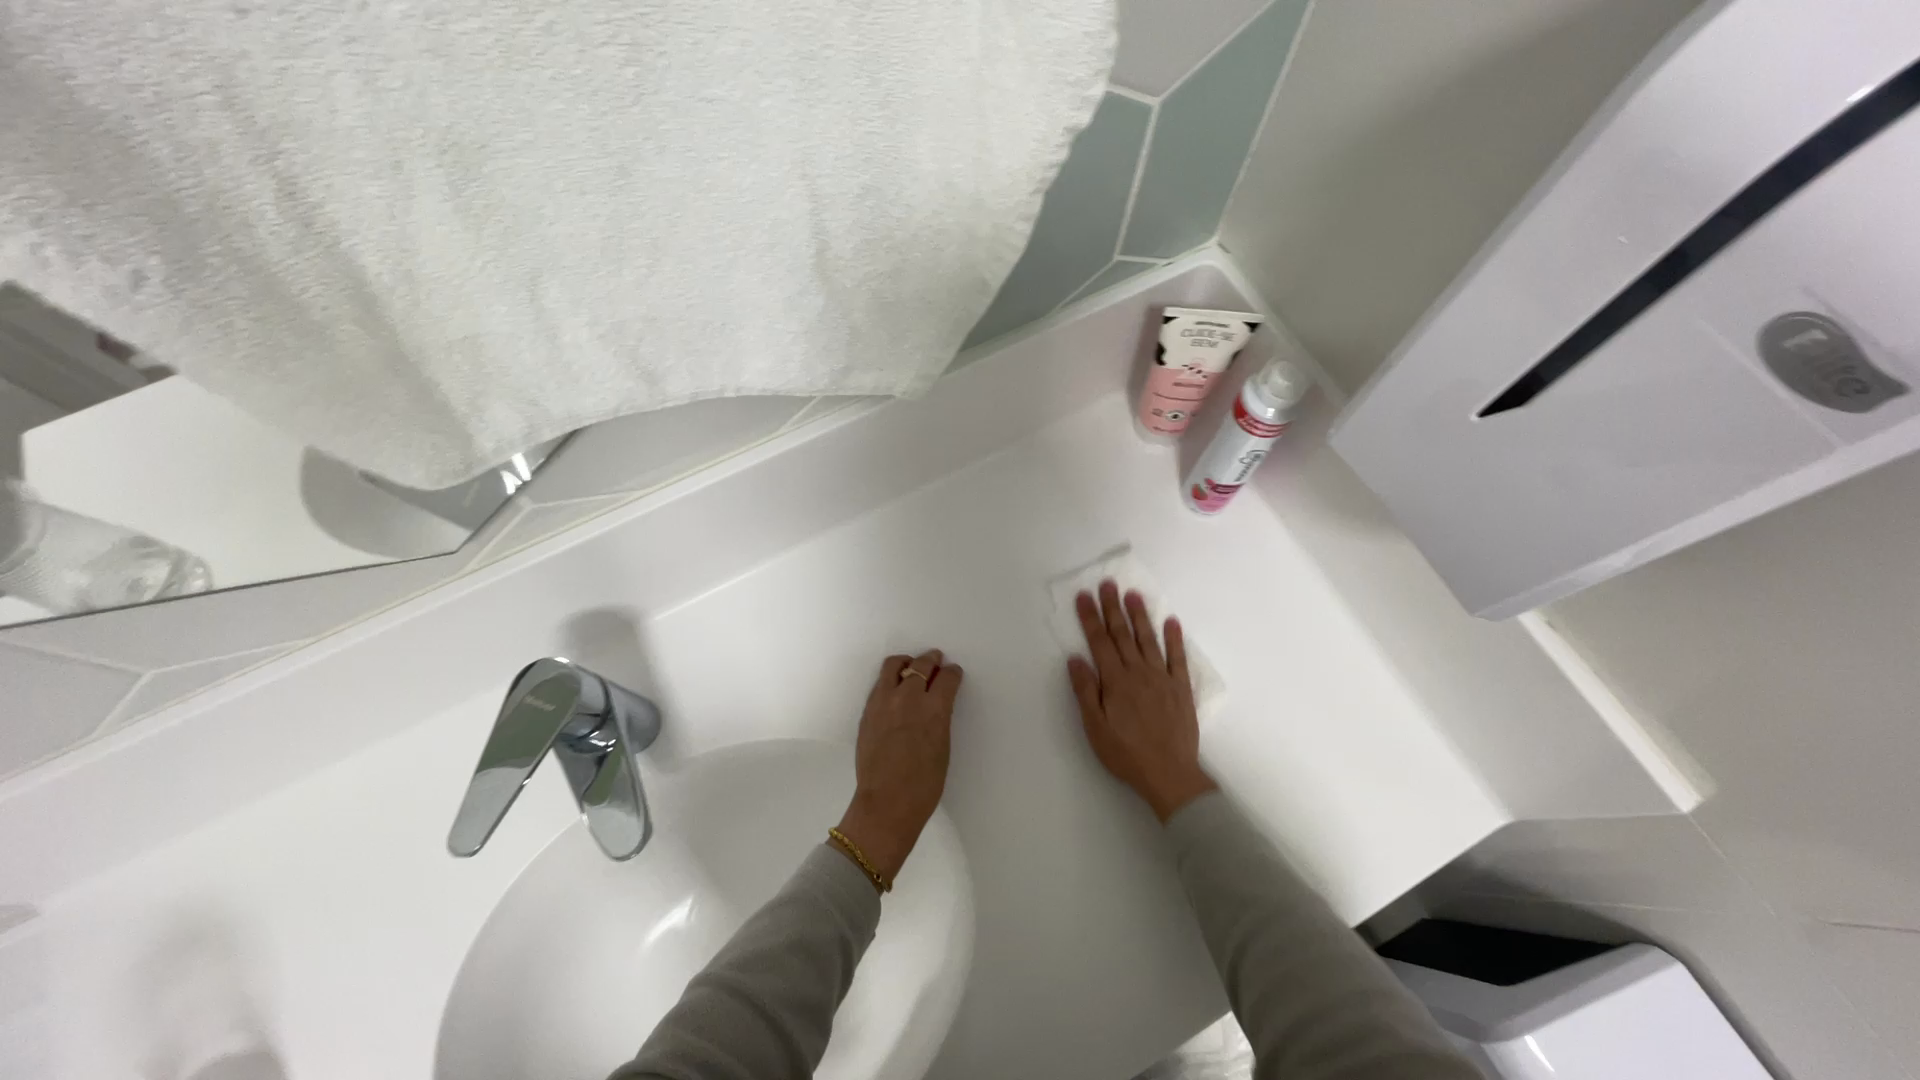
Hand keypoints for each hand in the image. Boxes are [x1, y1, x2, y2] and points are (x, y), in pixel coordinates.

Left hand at [835, 649, 963, 885]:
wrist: (887, 803)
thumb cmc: (924, 784)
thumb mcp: (942, 746)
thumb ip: (939, 718)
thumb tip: (936, 705)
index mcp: (934, 709)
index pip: (947, 677)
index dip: (952, 673)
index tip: (953, 672)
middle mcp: (908, 698)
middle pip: (921, 665)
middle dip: (931, 661)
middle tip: (935, 661)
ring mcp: (884, 702)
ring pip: (894, 665)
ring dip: (907, 663)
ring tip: (911, 667)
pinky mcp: (868, 711)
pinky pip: (880, 684)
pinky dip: (890, 679)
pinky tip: (894, 688)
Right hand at [1067, 581, 1216, 821]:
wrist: (1169, 774)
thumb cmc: (1126, 754)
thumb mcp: (1095, 728)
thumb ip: (1086, 691)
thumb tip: (1076, 659)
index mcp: (1115, 682)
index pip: (1099, 642)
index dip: (1090, 618)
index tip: (1084, 596)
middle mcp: (1138, 672)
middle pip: (1123, 635)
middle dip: (1113, 608)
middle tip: (1107, 584)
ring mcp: (1162, 678)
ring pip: (1148, 639)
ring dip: (1140, 615)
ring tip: (1132, 594)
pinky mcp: (1181, 688)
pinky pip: (1177, 657)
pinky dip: (1174, 638)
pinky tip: (1171, 622)